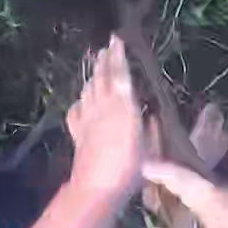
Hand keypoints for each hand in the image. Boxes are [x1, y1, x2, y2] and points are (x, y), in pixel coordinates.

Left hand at [65, 36, 146, 206]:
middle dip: (104, 60)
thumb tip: (149, 115)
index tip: (117, 39)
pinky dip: (81, 99)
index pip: (120, 73)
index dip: (118, 56)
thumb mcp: (149, 147)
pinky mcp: (77, 131)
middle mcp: (103, 105)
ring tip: (96, 65)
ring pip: (89, 88)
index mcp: (123, 106)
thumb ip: (150, 128)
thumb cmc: (129, 169)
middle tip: (106, 47)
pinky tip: (83, 99)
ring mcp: (87, 117)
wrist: (96, 188)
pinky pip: (78, 108)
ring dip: (93, 75)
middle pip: (102, 77)